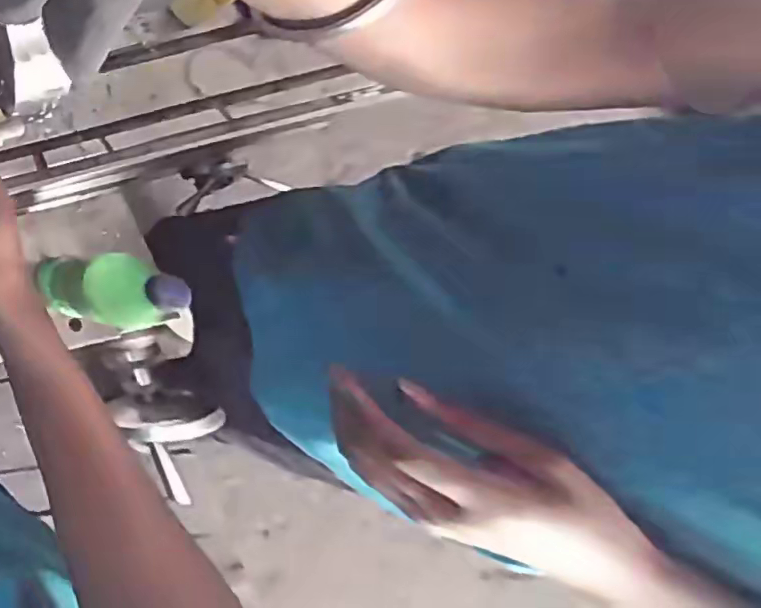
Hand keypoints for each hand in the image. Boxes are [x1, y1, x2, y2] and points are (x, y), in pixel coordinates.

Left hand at [330, 369, 727, 604]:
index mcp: (480, 499)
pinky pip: (375, 480)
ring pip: (365, 470)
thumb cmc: (586, 509)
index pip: (398, 451)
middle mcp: (445, 516)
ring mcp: (432, 524)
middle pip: (371, 458)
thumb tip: (406, 388)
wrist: (612, 574)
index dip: (364, 410)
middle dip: (344, 412)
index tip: (345, 375)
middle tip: (337, 374)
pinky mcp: (427, 524)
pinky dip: (356, 447)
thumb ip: (471, 424)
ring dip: (344, 427)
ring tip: (341, 391)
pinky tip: (353, 421)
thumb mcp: (544, 460)